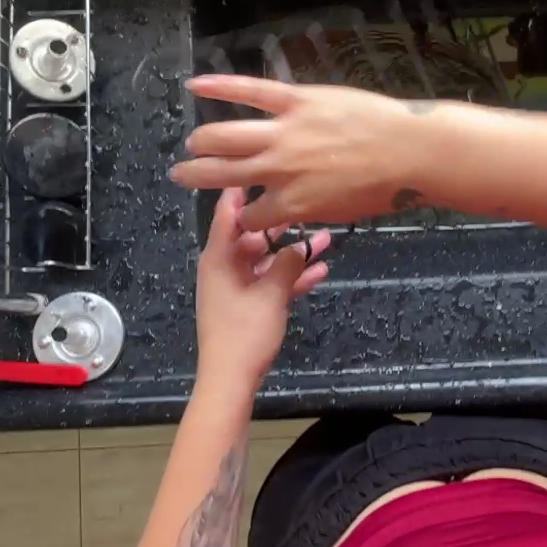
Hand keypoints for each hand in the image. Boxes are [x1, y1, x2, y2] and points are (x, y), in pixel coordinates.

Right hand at [170, 75, 441, 231]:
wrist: (410, 152)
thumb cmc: (384, 188)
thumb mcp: (341, 213)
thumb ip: (310, 211)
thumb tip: (294, 209)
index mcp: (292, 205)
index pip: (253, 218)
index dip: (245, 220)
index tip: (242, 214)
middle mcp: (278, 171)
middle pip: (224, 175)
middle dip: (199, 178)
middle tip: (181, 176)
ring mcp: (284, 133)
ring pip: (227, 136)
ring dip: (203, 141)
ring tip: (191, 144)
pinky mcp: (296, 100)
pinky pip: (251, 91)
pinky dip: (221, 86)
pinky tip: (195, 84)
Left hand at [195, 187, 330, 388]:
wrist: (231, 378)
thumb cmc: (245, 332)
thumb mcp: (270, 294)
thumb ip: (287, 264)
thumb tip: (302, 244)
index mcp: (219, 258)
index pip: (229, 214)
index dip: (245, 190)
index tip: (262, 167)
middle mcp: (226, 267)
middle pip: (254, 236)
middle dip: (283, 224)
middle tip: (309, 203)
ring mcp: (237, 287)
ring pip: (268, 260)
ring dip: (294, 253)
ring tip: (326, 239)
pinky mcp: (248, 305)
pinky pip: (271, 282)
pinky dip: (291, 277)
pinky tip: (320, 271)